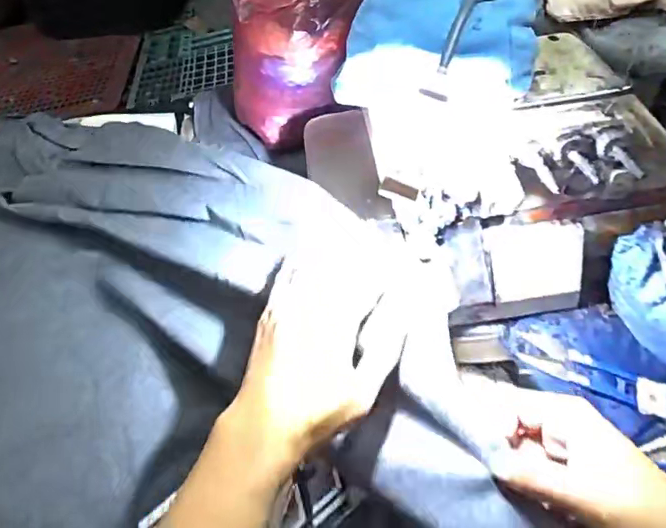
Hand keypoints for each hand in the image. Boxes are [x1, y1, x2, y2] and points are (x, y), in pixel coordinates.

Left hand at [220, 245, 409, 472]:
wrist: (261, 426)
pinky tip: (305, 250)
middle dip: (360, 255)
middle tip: (375, 244)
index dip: (386, 272)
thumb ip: (384, 352)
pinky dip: (299, 259)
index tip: (400, 264)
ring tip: (345, 240)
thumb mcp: (361, 395)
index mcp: (340, 321)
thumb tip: (404, 316)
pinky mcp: (271, 309)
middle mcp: (313, 303)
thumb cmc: (317, 413)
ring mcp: (288, 303)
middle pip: (341, 267)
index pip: (369, 284)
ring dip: (331, 251)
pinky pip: (287, 273)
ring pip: (314, 265)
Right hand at [495, 388, 665, 527]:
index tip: (477, 454)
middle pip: (515, 429)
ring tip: (502, 492)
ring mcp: (568, 451)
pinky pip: (538, 476)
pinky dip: (528, 489)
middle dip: (499, 452)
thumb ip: (532, 475)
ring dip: (513, 475)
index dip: (491, 424)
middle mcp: (563, 424)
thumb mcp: (579, 492)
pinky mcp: (573, 478)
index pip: (512, 403)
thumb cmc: (630, 504)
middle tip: (485, 477)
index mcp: (564, 413)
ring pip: (524, 455)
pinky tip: (524, 504)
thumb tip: (489, 460)